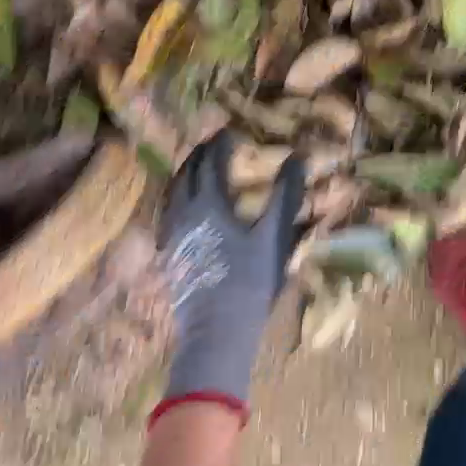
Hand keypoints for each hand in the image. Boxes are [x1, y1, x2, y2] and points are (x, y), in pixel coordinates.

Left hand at [160, 133, 304, 413]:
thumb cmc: (250, 282)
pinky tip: (186, 205)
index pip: (212, 164)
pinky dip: (177, 198)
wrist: (217, 333)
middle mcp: (183, 215)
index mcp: (209, 205)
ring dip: (186, 175)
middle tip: (214, 143)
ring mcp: (172, 237)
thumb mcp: (275, 236)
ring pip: (172, 194)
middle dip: (200, 155)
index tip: (231, 131)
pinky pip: (168, 215)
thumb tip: (297, 156)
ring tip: (198, 166)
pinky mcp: (169, 256)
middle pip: (187, 175)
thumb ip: (286, 194)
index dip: (221, 145)